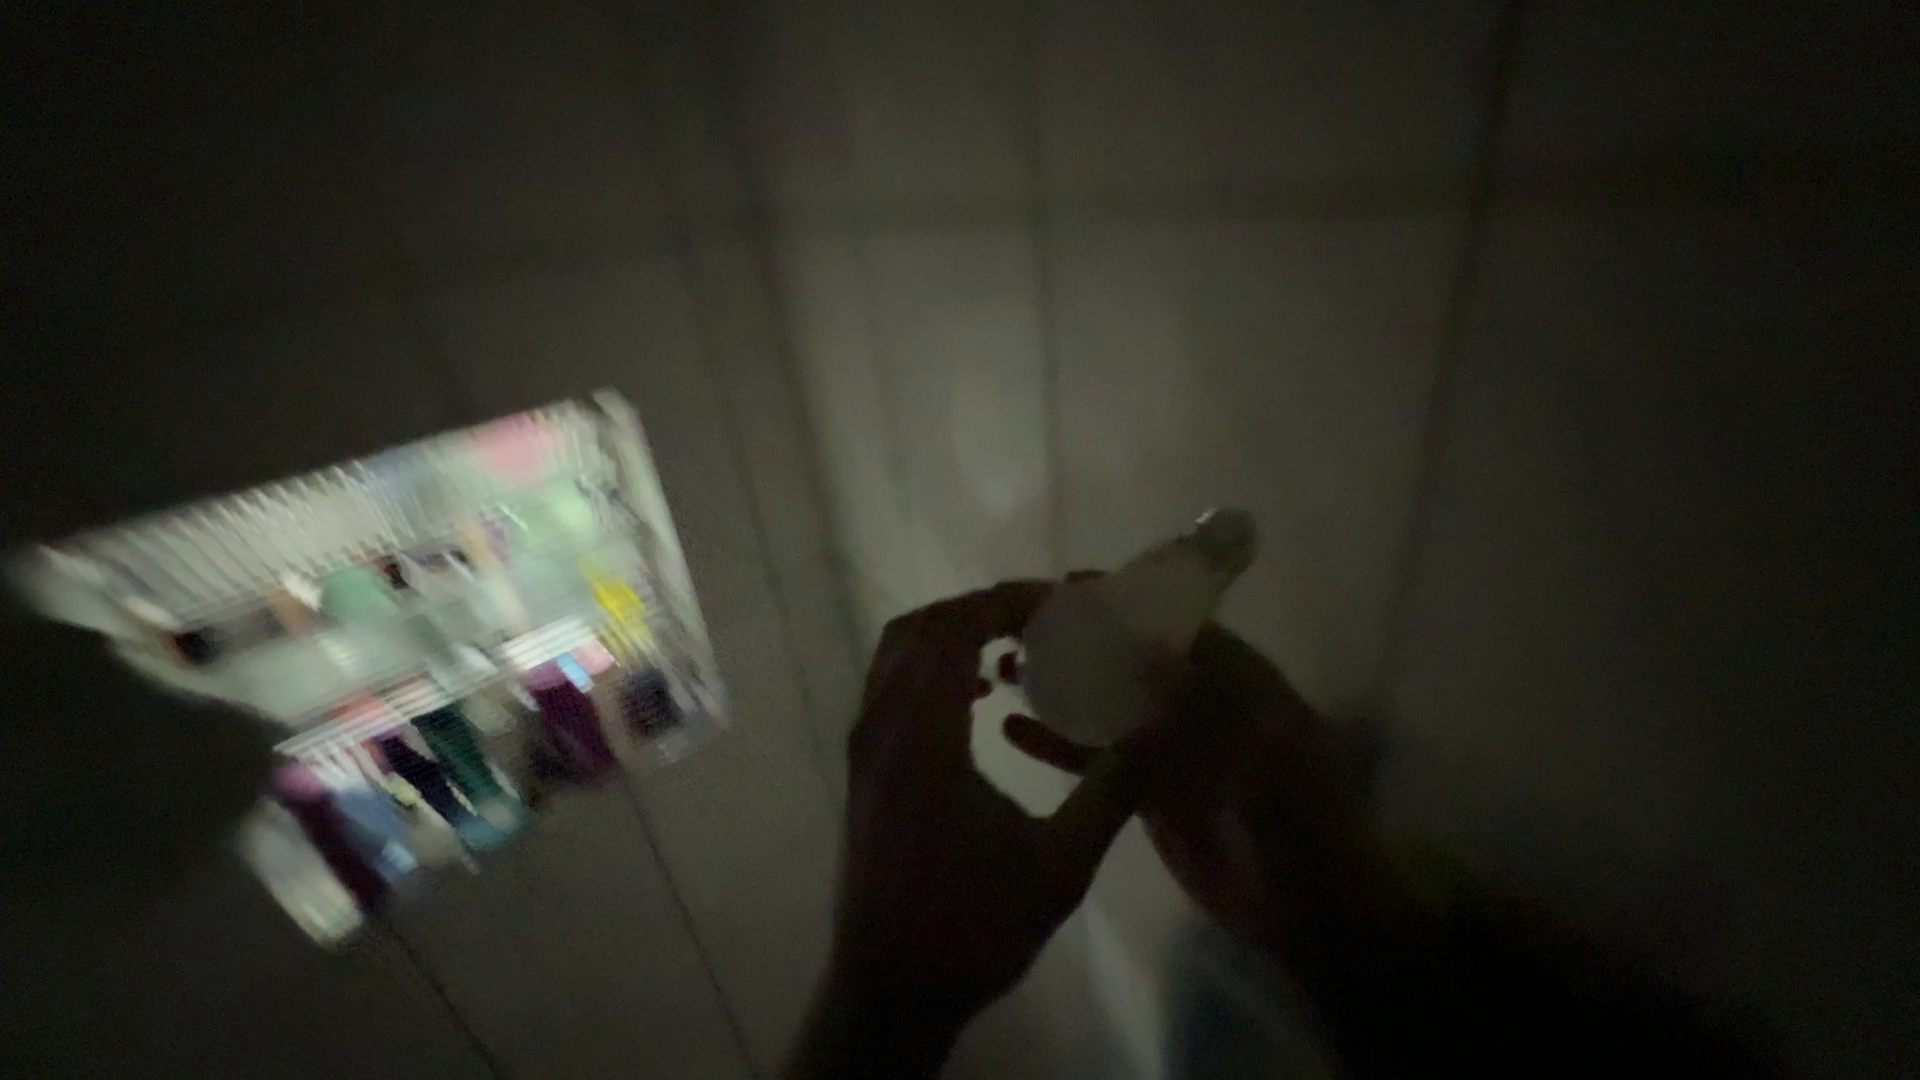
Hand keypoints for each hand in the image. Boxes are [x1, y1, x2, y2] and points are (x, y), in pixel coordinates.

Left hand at [792, 582, 1145, 1077]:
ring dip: (954, 633)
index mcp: (923, 740)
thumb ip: (1111, 793)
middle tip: (1043, 619)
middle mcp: (881, 726)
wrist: (888, 986)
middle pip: (923, 627)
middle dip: (983, 609)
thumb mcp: (1059, 868)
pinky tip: (978, 694)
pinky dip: (932, 664)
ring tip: (1014, 647)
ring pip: (898, 650)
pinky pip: (891, 682)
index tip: (1058, 603)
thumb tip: (1158, 731)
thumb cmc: (971, 929)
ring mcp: (863, 743)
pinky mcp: (862, 763)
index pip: (955, 631)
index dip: (1006, 603)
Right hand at [1004, 621, 1387, 963]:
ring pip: (1106, 702)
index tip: (1071, 585)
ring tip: (1006, 668)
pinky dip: (1056, 740)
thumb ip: (1203, 695)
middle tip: (1021, 626)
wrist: (1305, 909)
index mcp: (1236, 680)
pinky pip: (1094, 754)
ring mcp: (1168, 745)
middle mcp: (1197, 702)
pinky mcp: (1143, 786)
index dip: (1126, 600)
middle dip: (1081, 639)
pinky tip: (1012, 731)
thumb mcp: (1261, 748)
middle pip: (1131, 657)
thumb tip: (1141, 644)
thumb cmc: (1298, 820)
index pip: (1174, 623)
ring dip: (1061, 685)